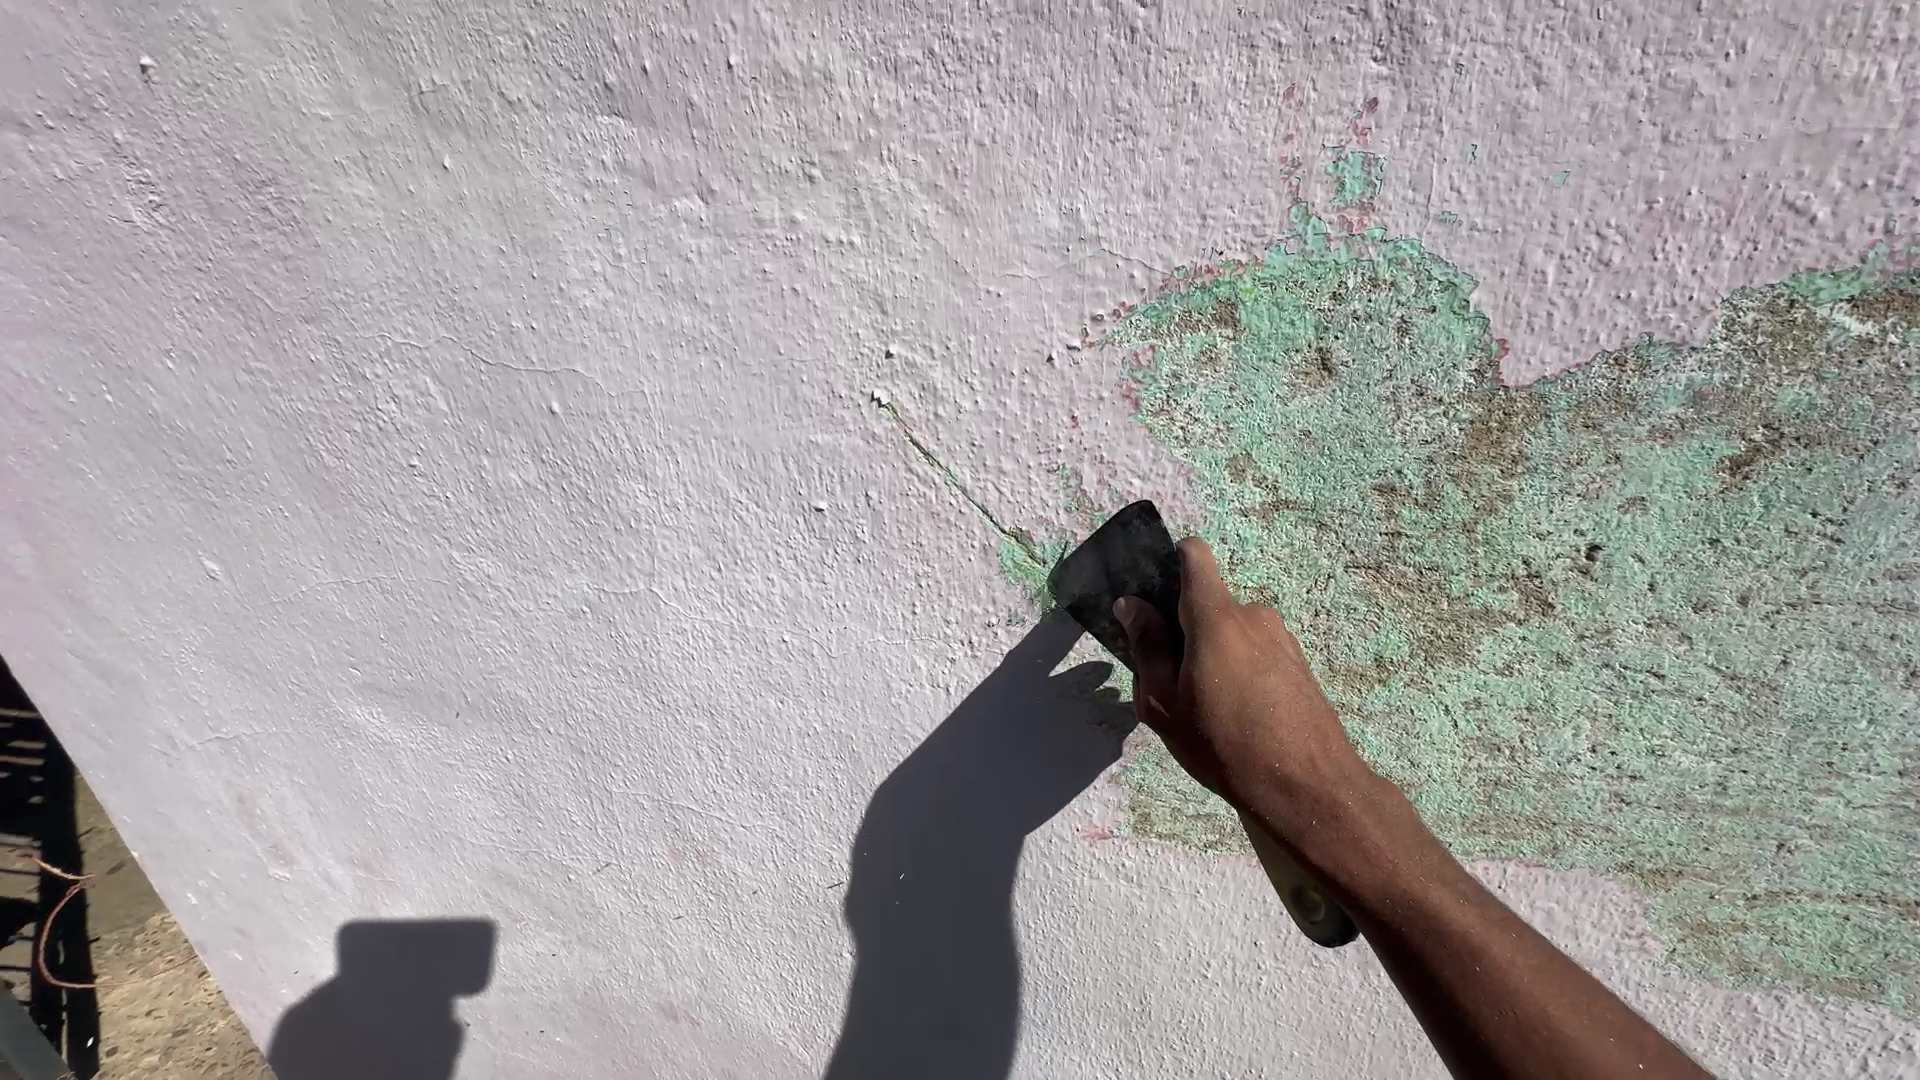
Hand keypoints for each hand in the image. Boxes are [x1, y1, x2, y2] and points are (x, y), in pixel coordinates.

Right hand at [1112, 538, 1377, 829]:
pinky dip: (1237, 670)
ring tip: (1205, 709)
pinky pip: (1254, 651)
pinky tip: (1236, 717)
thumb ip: (1147, 647)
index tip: (1153, 600)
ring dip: (1211, 655)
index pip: (1194, 556)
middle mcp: (1253, 616)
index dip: (1170, 563)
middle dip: (1183, 632)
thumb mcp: (1164, 703)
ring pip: (1230, 632)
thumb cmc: (1223, 745)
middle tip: (1171, 683)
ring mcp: (1281, 639)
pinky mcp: (1298, 664)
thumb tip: (1131, 604)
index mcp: (1216, 618)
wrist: (1310, 791)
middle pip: (1206, 604)